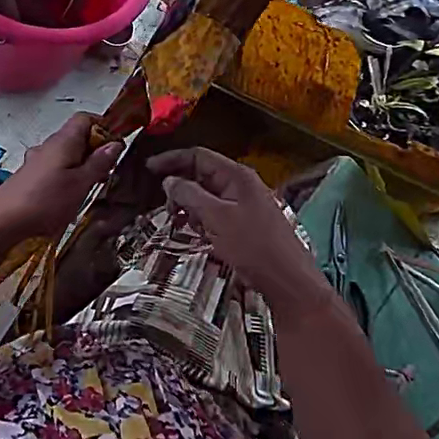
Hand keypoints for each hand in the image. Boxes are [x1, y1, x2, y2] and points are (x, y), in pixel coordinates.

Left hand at [0, 114, 122, 243]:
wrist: (2, 221)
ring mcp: (37, 161)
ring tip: (91, 188)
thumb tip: (115, 143)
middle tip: (107, 172)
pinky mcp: (30, 177)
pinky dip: (67, 176)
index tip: (116, 147)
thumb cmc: (45, 201)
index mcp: (63, 140)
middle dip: (95, 150)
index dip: (104, 127)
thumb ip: (98, 163)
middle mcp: (49, 145)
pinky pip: (55, 168)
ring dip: (82, 166)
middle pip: (77, 136)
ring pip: (66, 154)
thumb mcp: (80, 184)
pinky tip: (69, 198)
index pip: (86, 118)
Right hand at [147, 147, 325, 305]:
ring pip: (209, 195)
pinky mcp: (248, 222)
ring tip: (181, 222)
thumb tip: (170, 180)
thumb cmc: (253, 246)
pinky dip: (204, 218)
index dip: (171, 160)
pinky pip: (218, 211)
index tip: (149, 168)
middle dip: (180, 187)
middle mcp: (242, 184)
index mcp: (236, 175)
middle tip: (165, 205)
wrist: (288, 282)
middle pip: (203, 174)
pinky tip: (199, 233)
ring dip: (191, 205)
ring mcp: (247, 203)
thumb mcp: (215, 218)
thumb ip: (189, 195)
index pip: (198, 155)